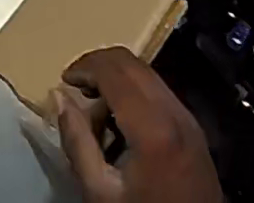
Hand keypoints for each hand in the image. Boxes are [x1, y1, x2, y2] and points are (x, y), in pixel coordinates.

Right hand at [52, 47, 223, 202]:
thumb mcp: (100, 192)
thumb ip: (76, 140)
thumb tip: (59, 96)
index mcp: (152, 127)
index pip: (112, 70)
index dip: (84, 67)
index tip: (64, 81)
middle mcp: (175, 112)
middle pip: (130, 63)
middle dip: (98, 66)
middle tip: (77, 87)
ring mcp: (189, 120)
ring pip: (145, 73)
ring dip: (116, 78)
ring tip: (96, 108)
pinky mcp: (194, 130)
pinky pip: (158, 91)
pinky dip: (134, 91)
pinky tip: (121, 120)